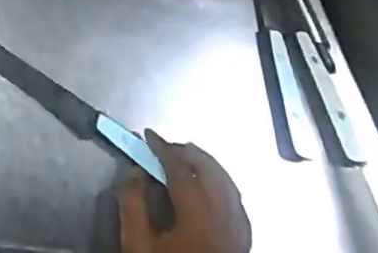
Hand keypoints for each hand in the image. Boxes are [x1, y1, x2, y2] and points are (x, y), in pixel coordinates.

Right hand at [118, 132, 250, 252]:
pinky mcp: (244, 246)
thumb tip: (136, 172)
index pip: (182, 172)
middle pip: (213, 175)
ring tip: (185, 159)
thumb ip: (133, 203)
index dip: (163, 149)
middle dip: (189, 153)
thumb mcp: (137, 245)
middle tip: (165, 145)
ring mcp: (240, 237)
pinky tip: (207, 187)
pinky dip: (221, 186)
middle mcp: (226, 225)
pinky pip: (237, 205)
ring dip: (207, 167)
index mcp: (199, 222)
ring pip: (230, 188)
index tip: (148, 136)